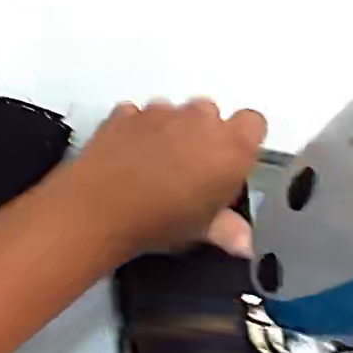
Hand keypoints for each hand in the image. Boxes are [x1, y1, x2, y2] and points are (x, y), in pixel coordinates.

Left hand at [56, 99, 264, 258]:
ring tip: (154, 168)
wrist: (99, 210)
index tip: (229, 162)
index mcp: (231, 146)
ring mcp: (159, 113)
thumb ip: (227, 229)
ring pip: (173, 112)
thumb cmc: (155, 219)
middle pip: (210, 114)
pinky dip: (134, 129)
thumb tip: (240, 239)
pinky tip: (128, 157)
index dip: (242, 141)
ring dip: (168, 131)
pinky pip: (136, 115)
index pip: (253, 124)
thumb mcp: (200, 231)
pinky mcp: (125, 114)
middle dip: (201, 137)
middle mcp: (198, 120)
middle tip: (189, 172)